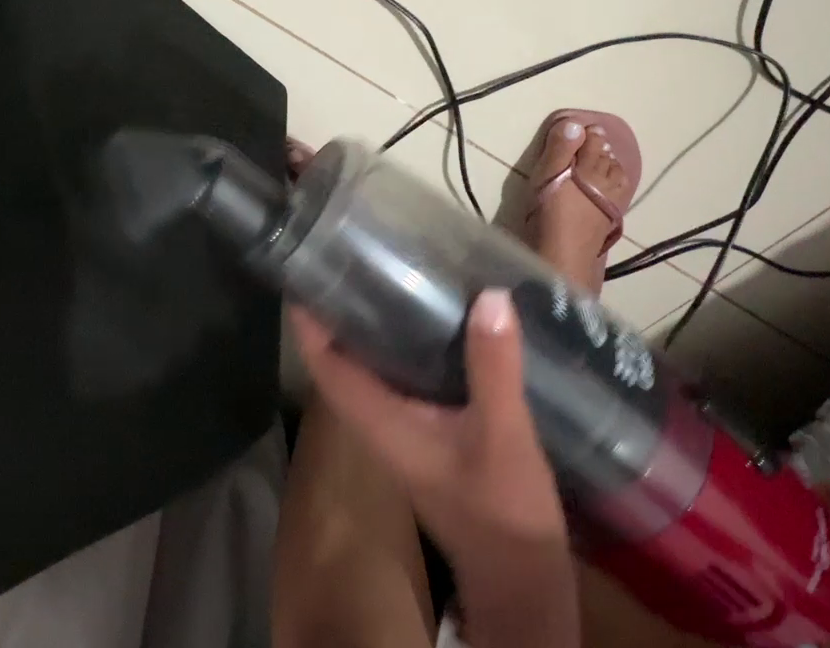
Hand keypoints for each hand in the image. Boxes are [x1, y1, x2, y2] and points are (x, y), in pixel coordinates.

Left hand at [293, 291, 577, 647]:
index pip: (325, 364)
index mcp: (379, 423)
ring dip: (370, 325)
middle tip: (350, 255)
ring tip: (385, 270)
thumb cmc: (504, 511)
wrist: (520, 574)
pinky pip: (399, 377)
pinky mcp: (423, 429)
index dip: (310, 321)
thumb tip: (488, 298)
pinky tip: (429, 316)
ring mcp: (399, 428)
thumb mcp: (504, 436)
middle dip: (339, 310)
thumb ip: (494, 370)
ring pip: (369, 367)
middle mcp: (378, 423)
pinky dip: (403, 343)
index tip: (308, 270)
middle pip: (340, 359)